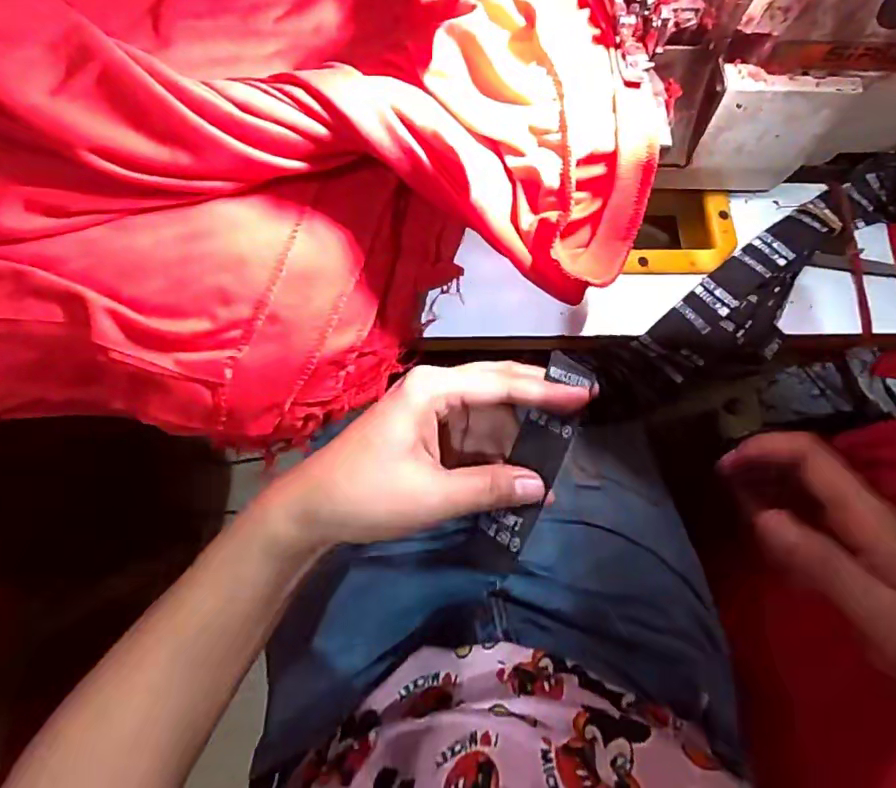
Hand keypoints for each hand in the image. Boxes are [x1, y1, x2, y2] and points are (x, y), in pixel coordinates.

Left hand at [252, 362, 590, 552]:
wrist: (310, 511)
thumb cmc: (367, 495)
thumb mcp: (433, 496)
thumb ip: (490, 487)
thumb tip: (542, 486)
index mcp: (433, 389)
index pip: (501, 383)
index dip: (546, 391)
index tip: (584, 394)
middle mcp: (435, 389)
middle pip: (498, 387)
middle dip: (537, 400)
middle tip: (581, 406)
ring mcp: (430, 409)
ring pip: (488, 413)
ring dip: (518, 434)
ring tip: (556, 449)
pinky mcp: (428, 432)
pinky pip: (473, 434)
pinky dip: (497, 451)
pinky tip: (521, 468)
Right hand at [718, 433, 895, 785]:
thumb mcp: (883, 620)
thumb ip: (822, 564)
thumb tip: (760, 513)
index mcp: (873, 519)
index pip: (813, 455)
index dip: (765, 446)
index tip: (724, 463)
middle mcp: (870, 515)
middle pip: (809, 465)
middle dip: (761, 461)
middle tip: (717, 479)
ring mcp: (873, 535)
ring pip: (812, 490)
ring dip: (770, 485)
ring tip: (730, 498)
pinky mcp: (872, 557)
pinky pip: (818, 520)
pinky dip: (785, 514)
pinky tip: (766, 531)